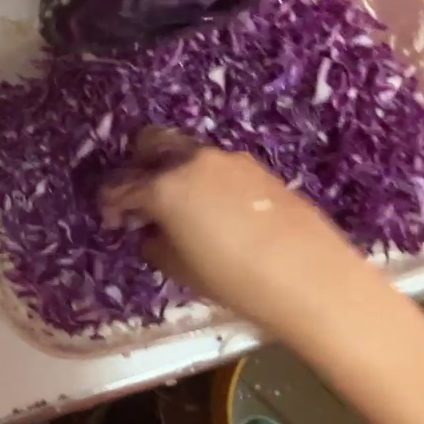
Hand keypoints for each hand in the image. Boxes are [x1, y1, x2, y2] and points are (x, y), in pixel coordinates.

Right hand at [100, 128, 382, 335]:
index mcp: (164, 187)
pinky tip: (215, 211)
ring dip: (174, 171)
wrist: (314, 280)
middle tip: (140, 196)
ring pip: (187, 153)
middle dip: (138, 165)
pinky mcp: (258, 169)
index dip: (110, 203)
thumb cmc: (235, 280)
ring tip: (180, 206)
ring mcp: (228, 161)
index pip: (122, 186)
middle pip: (151, 143)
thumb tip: (149, 230)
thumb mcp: (180, 269)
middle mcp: (192, 162)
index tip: (112, 220)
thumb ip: (154, 242)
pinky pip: (217, 167)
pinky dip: (204, 180)